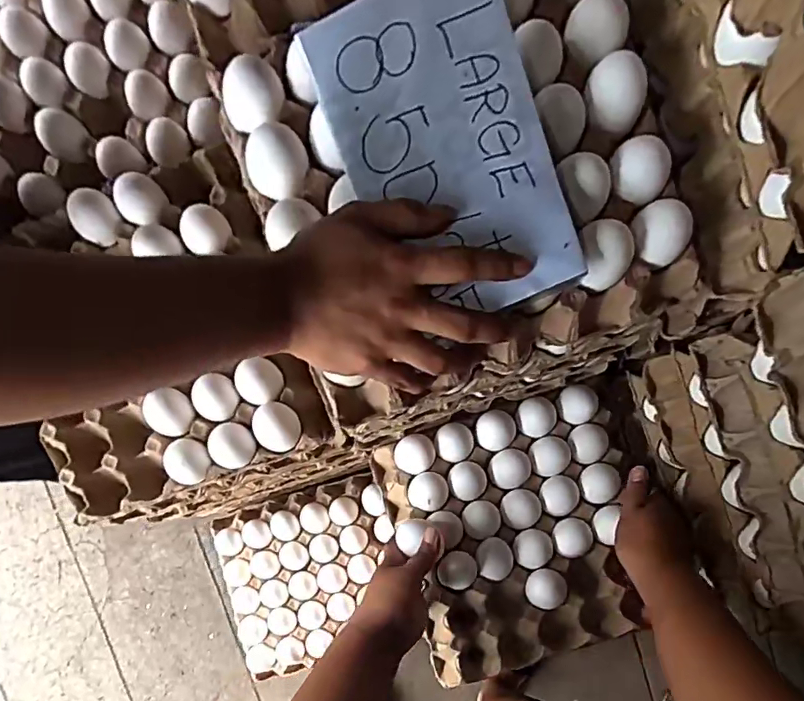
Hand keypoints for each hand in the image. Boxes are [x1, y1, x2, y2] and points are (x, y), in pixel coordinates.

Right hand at [276, 200, 529, 392]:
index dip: (498, 266)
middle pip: (465, 324)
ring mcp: (391, 341)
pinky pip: (408, 381)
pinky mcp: (374, 366)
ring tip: (476, 359)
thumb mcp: (359, 217)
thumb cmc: (316, 254)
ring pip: (442, 361)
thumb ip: (406, 215)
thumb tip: (449, 216)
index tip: (524, 268)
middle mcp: (405, 308)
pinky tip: (431, 377)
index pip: (463, 265)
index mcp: (403, 268)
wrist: (279, 300)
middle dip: (497, 329)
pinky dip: (424, 382)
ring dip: (466, 362)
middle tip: (515, 331)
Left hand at [347, 532, 439, 648]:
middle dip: (421, 555)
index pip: (399, 544)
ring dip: (426, 576)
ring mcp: (399, 600)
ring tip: (446, 566)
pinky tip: (439, 593)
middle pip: (407, 563)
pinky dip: (429, 594)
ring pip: (414, 582)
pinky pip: (421, 600)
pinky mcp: (408, 617)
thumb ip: (421, 557)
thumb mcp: (409, 576)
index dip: (410, 535)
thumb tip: (431, 530)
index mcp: (389, 567)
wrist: (378, 643)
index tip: (427, 526)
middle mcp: (392, 581)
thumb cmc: (390, 604)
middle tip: (443, 545)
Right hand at [614, 466, 704, 612]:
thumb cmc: (639, 543)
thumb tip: (640, 468)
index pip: (651, 493)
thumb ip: (635, 492)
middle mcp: (676, 515)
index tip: (626, 505)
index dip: (638, 498)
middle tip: (630, 525)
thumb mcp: (630, 514)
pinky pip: (668, 544)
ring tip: (638, 542)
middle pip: (660, 510)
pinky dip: (659, 546)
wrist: (661, 578)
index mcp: (661, 502)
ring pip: (665, 527)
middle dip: (648, 515)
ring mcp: (682, 535)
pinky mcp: (683, 555)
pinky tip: (649, 555)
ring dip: (654, 531)